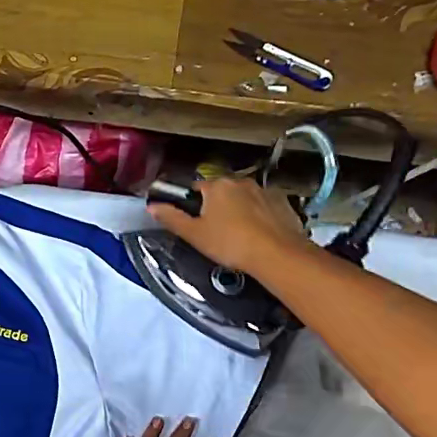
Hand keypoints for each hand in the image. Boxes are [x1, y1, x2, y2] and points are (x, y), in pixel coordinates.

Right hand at [146, 177, 312, 274]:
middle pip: (223, 192)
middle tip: (217, 232)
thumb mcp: (195, 235)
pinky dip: (261, 216)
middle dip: (218, 207)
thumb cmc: (230, 243)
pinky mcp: (284, 203)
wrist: (277, 254)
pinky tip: (260, 234)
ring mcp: (265, 190)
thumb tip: (152, 206)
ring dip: (241, 210)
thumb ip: (172, 218)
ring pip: (245, 198)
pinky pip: (266, 206)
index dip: (193, 205)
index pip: (197, 188)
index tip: (196, 222)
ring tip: (241, 235)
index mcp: (217, 185)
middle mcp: (241, 181)